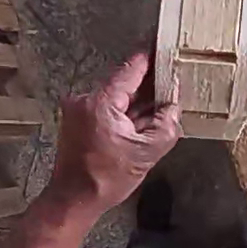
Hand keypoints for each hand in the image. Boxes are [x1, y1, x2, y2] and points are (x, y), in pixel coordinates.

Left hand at [43, 51, 181, 222]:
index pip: (131, 68)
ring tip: (162, 106)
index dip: (152, 58)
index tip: (166, 47)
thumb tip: (173, 107)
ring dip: (138, 103)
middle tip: (172, 82)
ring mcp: (79, 111)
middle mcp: (85, 100)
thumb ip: (166, 125)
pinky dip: (125, 114)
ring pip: (117, 98)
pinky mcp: (78, 122)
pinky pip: (108, 110)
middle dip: (149, 85)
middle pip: (124, 83)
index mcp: (100, 102)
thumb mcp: (146, 153)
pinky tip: (142, 123)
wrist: (73, 199)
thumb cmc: (103, 179)